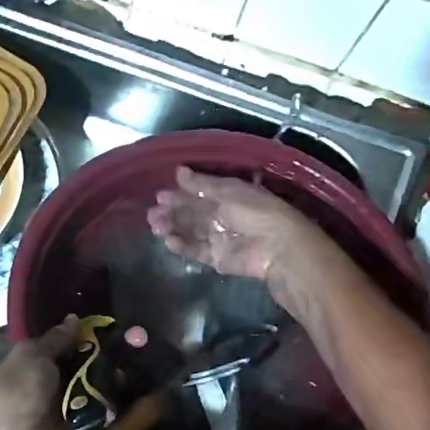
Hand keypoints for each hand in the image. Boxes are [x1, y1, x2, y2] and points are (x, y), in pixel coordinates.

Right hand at [147, 166, 327, 284]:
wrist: (276, 248)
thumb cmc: (257, 213)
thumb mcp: (229, 192)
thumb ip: (202, 184)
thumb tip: (178, 172)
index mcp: (229, 196)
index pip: (200, 193)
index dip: (180, 194)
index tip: (160, 195)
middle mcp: (223, 215)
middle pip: (192, 213)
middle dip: (171, 212)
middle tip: (153, 213)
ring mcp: (219, 237)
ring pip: (190, 231)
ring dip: (172, 227)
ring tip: (155, 226)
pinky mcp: (217, 258)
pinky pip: (195, 250)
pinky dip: (181, 245)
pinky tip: (168, 240)